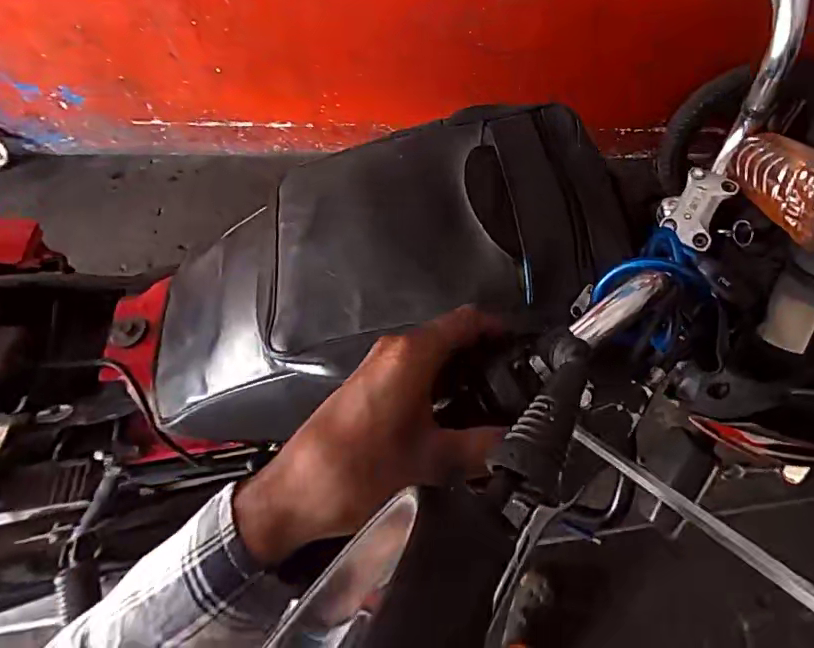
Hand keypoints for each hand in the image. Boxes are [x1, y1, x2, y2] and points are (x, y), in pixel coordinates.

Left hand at [232, 306, 506, 565]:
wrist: (293, 494)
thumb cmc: (353, 472)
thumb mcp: (430, 463)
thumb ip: (480, 448)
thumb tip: (511, 441)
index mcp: (412, 354)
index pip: (467, 320)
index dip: (498, 326)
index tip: (519, 341)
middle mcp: (394, 350)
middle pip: (451, 333)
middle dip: (483, 351)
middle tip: (510, 375)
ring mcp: (378, 365)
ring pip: (432, 352)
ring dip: (460, 367)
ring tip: (487, 396)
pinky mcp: (369, 383)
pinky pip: (413, 367)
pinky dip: (437, 380)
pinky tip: (448, 413)